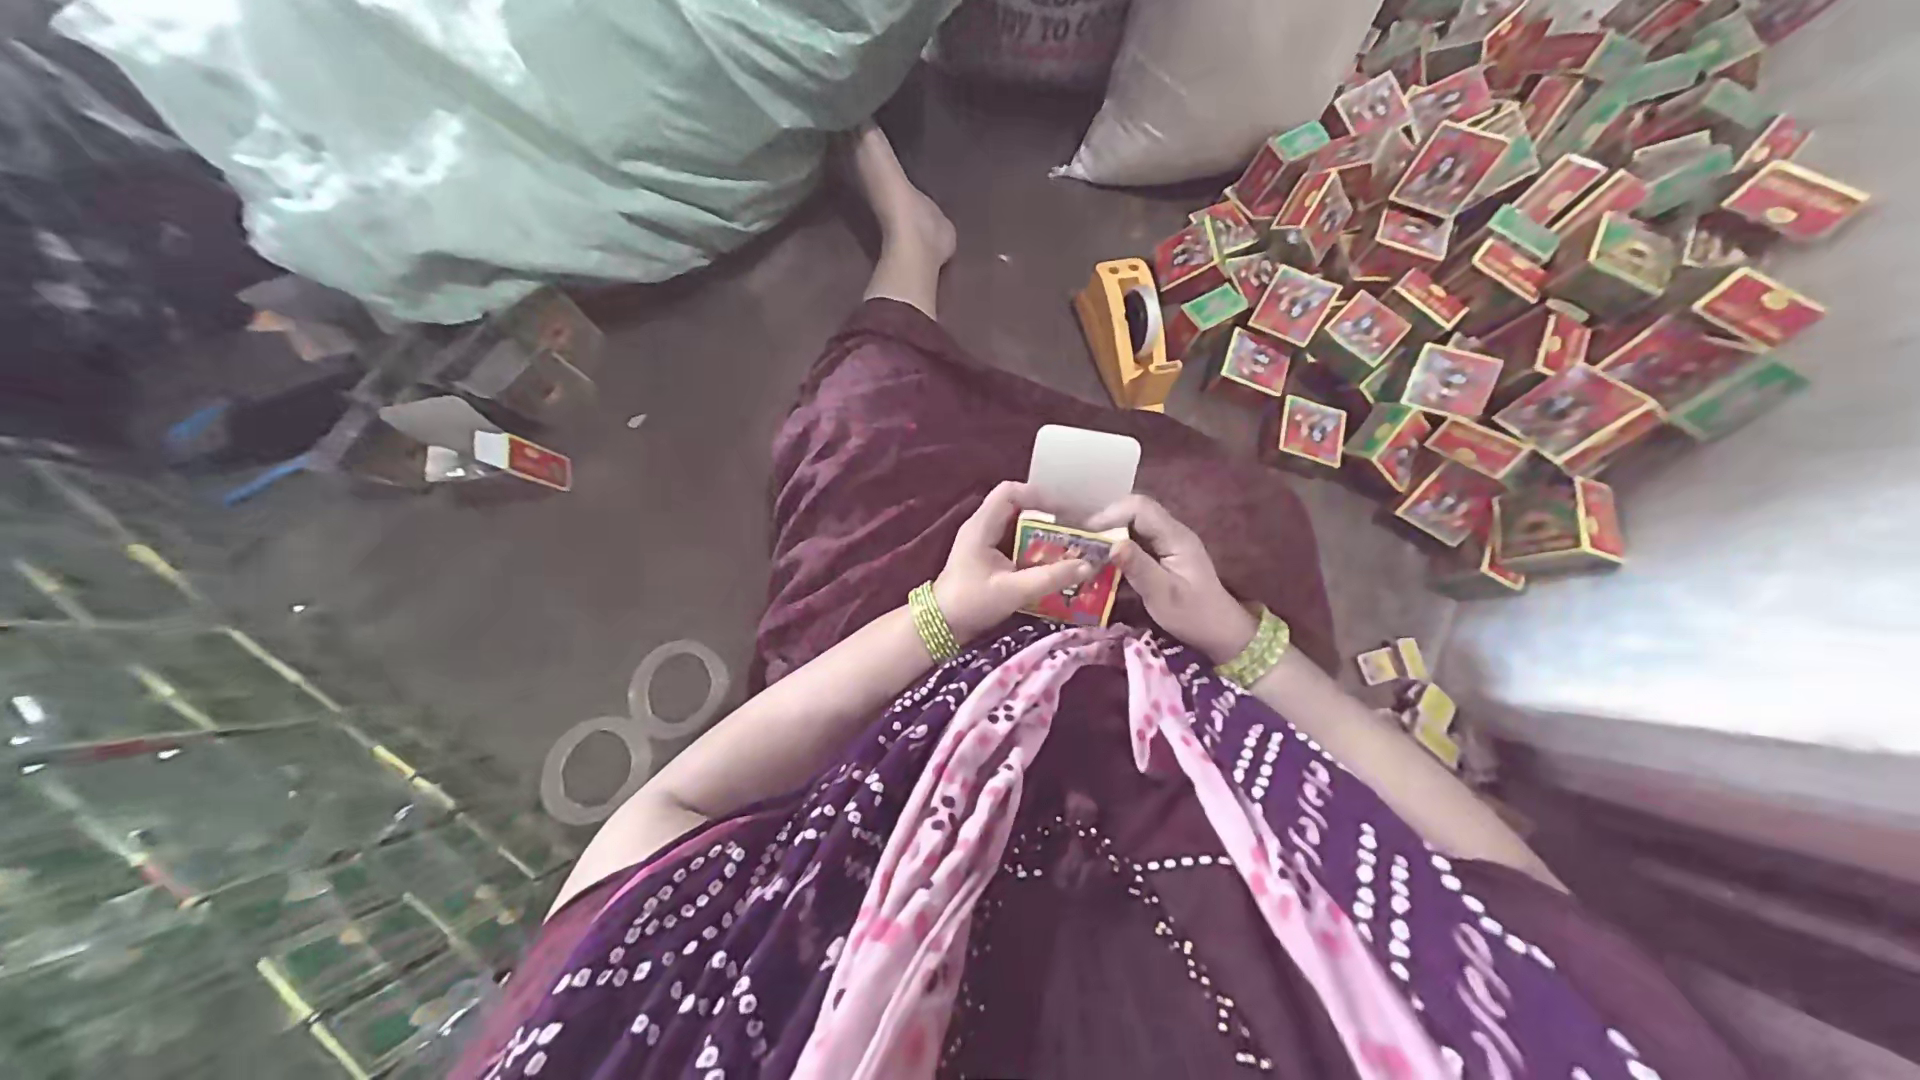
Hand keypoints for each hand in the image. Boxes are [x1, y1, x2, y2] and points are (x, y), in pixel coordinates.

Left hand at [933, 481, 1095, 641]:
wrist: (941, 626)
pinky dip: (1035, 549)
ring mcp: (983, 542)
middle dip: (1048, 517)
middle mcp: (981, 527)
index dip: (1038, 496)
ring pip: (1018, 526)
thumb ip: (1050, 578)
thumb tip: (1087, 566)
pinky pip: (1015, 543)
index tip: (1063, 513)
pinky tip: (1053, 563)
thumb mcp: (1013, 591)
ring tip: (1070, 546)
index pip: (1009, 492)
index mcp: (981, 526)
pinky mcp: (988, 558)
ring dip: (1043, 534)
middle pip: (1018, 507)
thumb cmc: (970, 603)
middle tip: (1074, 531)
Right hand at [1085, 494, 1257, 664]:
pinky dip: (1117, 545)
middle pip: (1134, 511)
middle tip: (1083, 544)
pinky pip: (1136, 539)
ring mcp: (1168, 542)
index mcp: (1175, 537)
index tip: (1088, 535)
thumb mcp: (1163, 595)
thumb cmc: (1193, 615)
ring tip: (1087, 552)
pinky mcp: (1163, 554)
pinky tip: (1103, 561)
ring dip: (1109, 534)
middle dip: (1106, 523)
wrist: (1221, 633)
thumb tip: (1112, 545)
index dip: (1111, 514)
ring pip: (1133, 524)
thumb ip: (1139, 568)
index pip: (1140, 507)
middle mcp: (1172, 532)